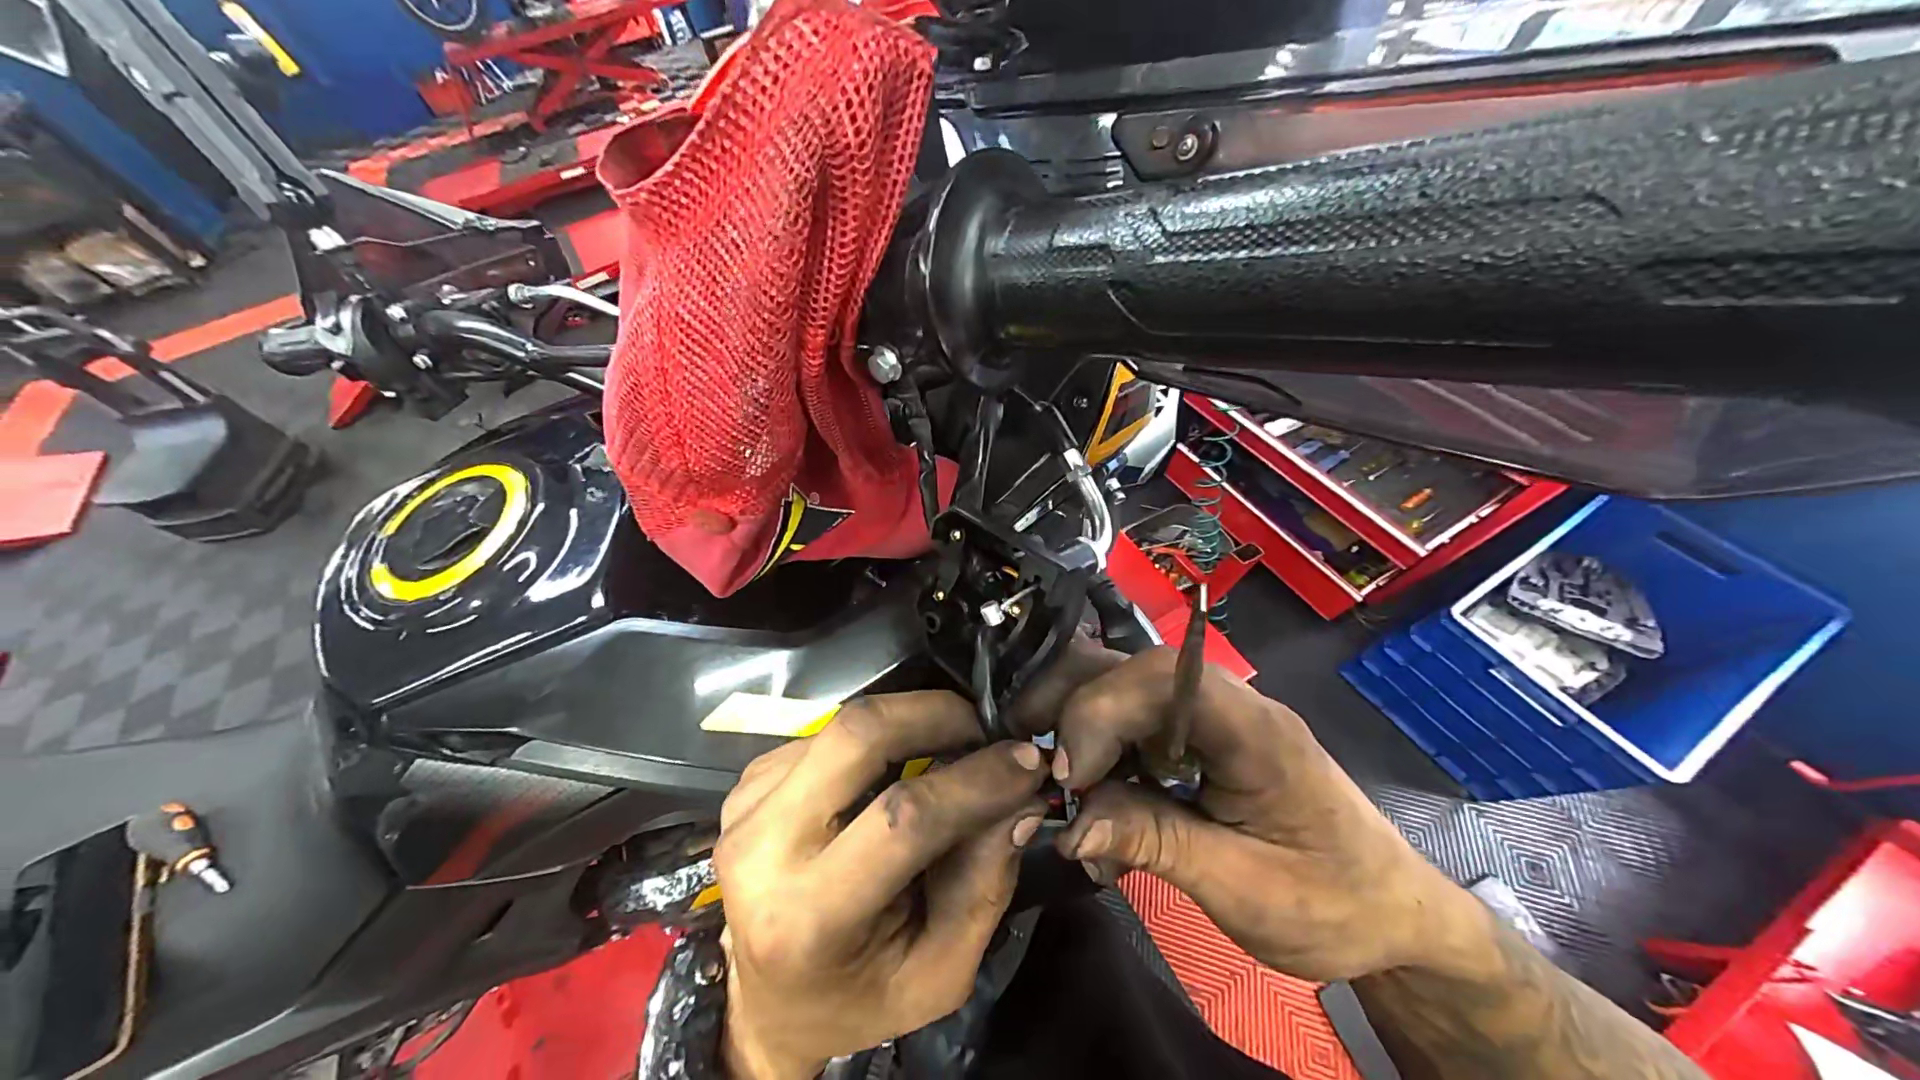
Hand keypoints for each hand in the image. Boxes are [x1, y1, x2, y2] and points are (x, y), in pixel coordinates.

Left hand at [714, 692, 1048, 1079]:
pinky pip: (827, 735)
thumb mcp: (939, 973)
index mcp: (808, 917)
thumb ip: (984, 884)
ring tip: (951, 747)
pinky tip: (895, 768)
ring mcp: (748, 807)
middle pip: (857, 735)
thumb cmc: (858, 997)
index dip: (975, 780)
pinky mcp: (749, 783)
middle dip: (936, 714)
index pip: (901, 818)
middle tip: (983, 731)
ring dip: (910, 721)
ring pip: (844, 725)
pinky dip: (877, 739)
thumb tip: (1021, 797)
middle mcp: (763, 849)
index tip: (1026, 761)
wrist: (768, 1002)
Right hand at [1010, 642, 1484, 982]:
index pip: (1163, 677)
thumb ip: (1154, 843)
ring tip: (1052, 779)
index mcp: (1257, 732)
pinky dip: (1099, 746)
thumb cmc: (1332, 904)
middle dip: (1071, 705)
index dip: (1101, 710)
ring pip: (1125, 685)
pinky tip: (1089, 791)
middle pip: (1133, 667)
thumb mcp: (1242, 889)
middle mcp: (1230, 704)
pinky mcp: (1199, 736)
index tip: (1071, 777)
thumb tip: (1068, 827)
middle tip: (1034, 764)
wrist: (1392, 911)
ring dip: (1077, 723)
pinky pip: (1134, 719)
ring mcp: (1213, 715)